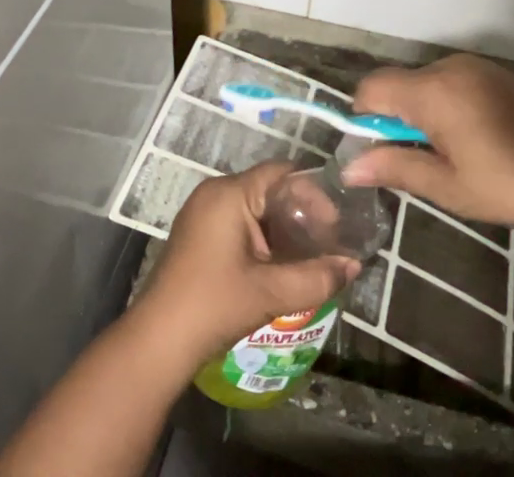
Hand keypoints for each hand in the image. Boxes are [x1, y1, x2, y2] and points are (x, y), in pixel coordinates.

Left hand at [131, 161, 360, 363]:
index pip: (283, 173)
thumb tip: (354, 266)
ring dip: (285, 230)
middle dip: (302, 214)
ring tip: (313, 256)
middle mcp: (215, 194)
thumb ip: (318, 277)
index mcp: (229, 193)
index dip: (315, 194)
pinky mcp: (200, 235)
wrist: (160, 340)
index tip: (336, 225)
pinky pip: (240, 224)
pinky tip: (284, 266)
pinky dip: (265, 239)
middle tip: (330, 243)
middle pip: (270, 189)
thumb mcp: (273, 291)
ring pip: (256, 209)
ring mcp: (203, 214)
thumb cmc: (215, 304)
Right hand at [340, 55, 513, 245]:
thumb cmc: (512, 187)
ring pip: (428, 84)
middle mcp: (453, 68)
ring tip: (454, 156)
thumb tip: (348, 167)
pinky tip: (480, 142)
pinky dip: (450, 107)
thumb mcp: (447, 185)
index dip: (364, 119)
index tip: (381, 154)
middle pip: (400, 84)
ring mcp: (482, 68)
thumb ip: (394, 167)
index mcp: (434, 90)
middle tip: (422, 162)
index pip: (371, 88)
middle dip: (396, 118)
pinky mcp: (504, 76)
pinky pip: (456, 84)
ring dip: (424, 114)